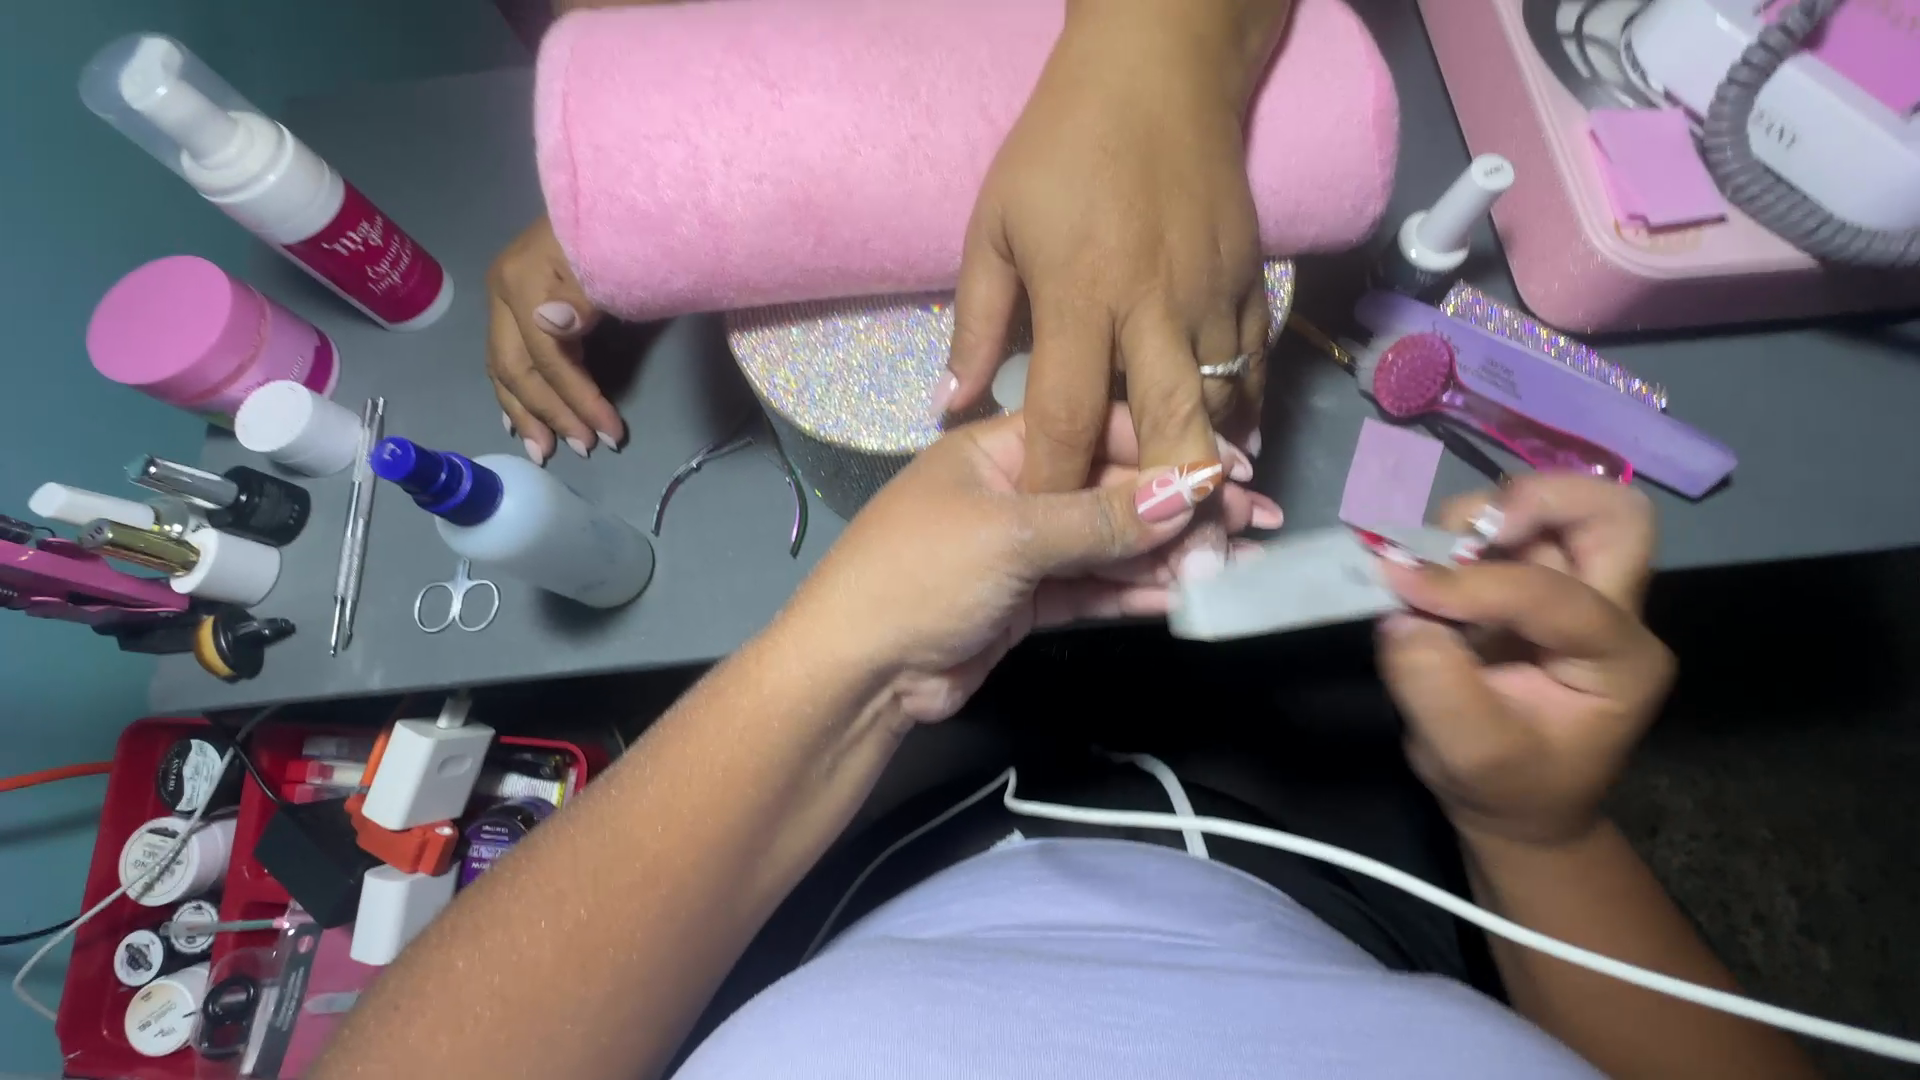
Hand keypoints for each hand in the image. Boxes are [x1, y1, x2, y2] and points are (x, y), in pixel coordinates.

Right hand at [486, 216, 622, 464]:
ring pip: (506, 368)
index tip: (611, 435)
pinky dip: (517, 391)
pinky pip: (509, 355)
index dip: (578, 400)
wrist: (617, 194)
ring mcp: (506, 296)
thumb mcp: (609, 263)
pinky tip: (519, 418)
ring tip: (543, 449)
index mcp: (523, 283)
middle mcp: (504, 292)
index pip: (547, 359)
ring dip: (527, 412)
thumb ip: (582, 296)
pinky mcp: (518, 302)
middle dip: (549, 415)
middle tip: (580, 451)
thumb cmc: (622, 230)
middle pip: (516, 369)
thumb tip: (551, 326)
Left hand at [783, 407, 1279, 722]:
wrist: (859, 671)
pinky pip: (1092, 588)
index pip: (1096, 429)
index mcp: (999, 449)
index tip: (1231, 469)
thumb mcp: (1009, 535)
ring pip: (1109, 544)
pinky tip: (1188, 593)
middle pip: (1111, 490)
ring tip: (1239, 562)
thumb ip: (1099, 517)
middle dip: (1179, 507)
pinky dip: (1136, 591)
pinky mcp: (1029, 602)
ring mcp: (1024, 550)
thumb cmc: (922, 576)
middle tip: (1253, 522)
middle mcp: (1017, 491)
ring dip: (1170, 553)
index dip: (1165, 448)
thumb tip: (1189, 494)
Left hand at [942, 12, 1270, 501]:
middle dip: (1164, 495)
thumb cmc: (1057, 153)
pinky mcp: (1256, 279)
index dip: (1061, 483)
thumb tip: (949, 403)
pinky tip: (1226, 440)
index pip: (1067, 417)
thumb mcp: (992, 231)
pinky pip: (1257, 364)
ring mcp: (1215, 294)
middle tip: (1159, 545)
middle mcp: (1154, 308)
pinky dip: (1243, 409)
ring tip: (1196, 507)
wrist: (1158, 65)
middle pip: (1166, 425)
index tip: (1055, 528)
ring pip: (1222, 404)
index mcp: (1079, 297)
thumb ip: (974, 326)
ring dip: (1207, 460)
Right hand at [1375, 475, 1674, 845]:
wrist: (1513, 802)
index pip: (1553, 594)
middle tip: (1463, 532)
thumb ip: (1434, 684)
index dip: (1471, 583)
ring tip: (1426, 554)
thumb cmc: (1505, 785)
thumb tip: (1400, 613)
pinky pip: (1498, 531)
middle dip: (1532, 503)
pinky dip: (1454, 531)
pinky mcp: (1519, 588)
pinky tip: (1418, 560)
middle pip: (1610, 515)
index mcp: (1619, 658)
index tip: (1396, 583)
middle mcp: (1608, 611)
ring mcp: (1565, 594)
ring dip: (1480, 516)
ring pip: (1549, 510)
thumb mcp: (1469, 754)